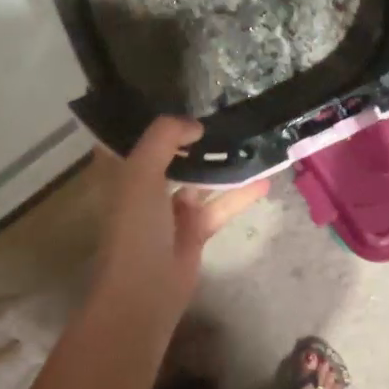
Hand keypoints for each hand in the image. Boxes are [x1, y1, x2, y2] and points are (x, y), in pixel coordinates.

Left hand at [91, 117, 269, 324]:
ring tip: (253, 139)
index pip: (141, 133)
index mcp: (124, 170)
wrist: (143, 293)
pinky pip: (219, 204)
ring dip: (224, 162)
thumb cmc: (135, 227)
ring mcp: (171, 209)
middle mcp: (146, 186)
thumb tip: (196, 124)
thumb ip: (165, 136)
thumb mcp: (141, 172)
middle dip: (198, 135)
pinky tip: (264, 179)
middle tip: (230, 111)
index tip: (188, 96)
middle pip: (175, 152)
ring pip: (201, 177)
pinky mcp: (195, 230)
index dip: (161, 116)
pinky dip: (240, 193)